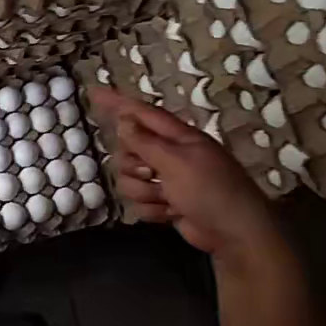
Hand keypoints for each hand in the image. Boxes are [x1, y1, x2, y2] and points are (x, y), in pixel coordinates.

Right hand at [91, 88, 281, 267]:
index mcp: (177, 136)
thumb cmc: (211, 190)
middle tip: (153, 174)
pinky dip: (152, 210)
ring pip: (129, 179)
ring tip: (169, 199)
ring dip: (145, 192)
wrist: (233, 233)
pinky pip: (138, 202)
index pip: (140, 113)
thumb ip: (145, 142)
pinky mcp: (164, 203)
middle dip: (134, 165)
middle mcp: (169, 154)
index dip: (116, 102)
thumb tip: (123, 120)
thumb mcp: (177, 161)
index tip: (93, 92)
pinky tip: (171, 213)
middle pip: (127, 150)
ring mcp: (166, 180)